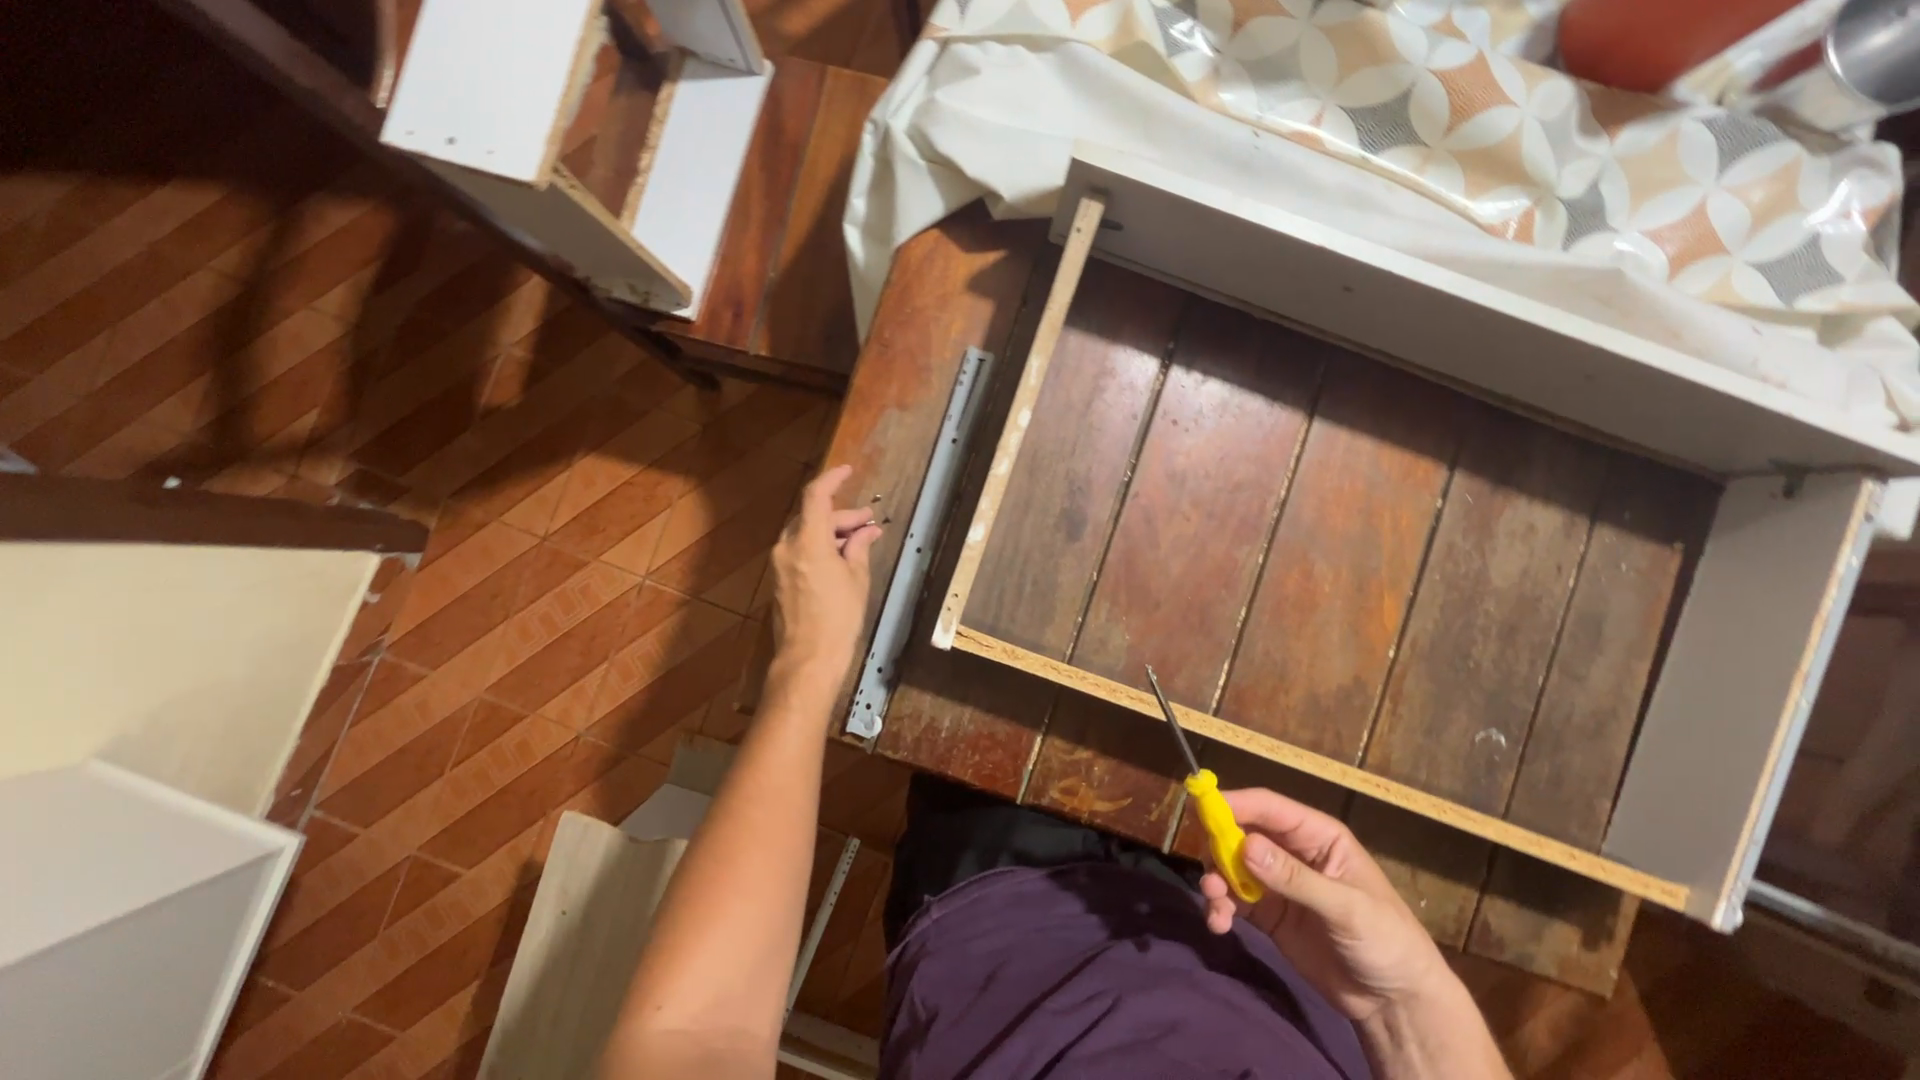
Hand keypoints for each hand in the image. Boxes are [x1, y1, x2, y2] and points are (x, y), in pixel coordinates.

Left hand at [769, 465, 881, 677]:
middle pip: (811, 517)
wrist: (808, 659)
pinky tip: (840, 559)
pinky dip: (819, 548)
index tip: (848, 471)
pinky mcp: (779, 581)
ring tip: (858, 542)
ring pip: (804, 534)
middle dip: (840, 516)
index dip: (832, 479)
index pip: (815, 497)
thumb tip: (866, 531)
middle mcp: (787, 548)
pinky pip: (799, 552)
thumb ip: (858, 548)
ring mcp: (779, 565)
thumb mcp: (856, 579)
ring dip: (830, 533)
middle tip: (867, 523)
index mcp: (807, 542)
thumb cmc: (838, 618)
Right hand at [1198, 788, 1451, 1022]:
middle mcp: (1293, 852)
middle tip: (1208, 870)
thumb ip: (1294, 877)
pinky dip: (1220, 907)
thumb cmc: (1387, 942)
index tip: (1200, 809)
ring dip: (1216, 880)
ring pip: (1231, 866)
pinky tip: (1219, 924)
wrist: (1396, 1003)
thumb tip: (1244, 845)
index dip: (1234, 804)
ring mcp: (1278, 884)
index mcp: (1318, 836)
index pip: (1269, 808)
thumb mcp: (1346, 908)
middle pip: (1241, 833)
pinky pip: (1233, 900)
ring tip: (1216, 905)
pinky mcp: (1268, 915)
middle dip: (1218, 848)